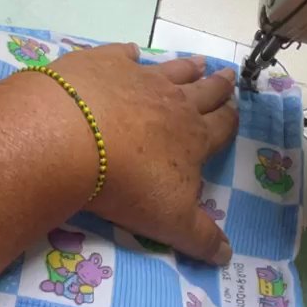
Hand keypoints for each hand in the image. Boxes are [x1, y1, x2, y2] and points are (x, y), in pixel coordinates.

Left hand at [46, 44, 238, 262]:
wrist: (71, 138)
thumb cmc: (127, 184)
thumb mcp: (169, 221)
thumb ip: (199, 237)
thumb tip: (227, 255)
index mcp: (192, 138)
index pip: (220, 127)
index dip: (229, 121)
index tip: (235, 112)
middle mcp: (171, 102)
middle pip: (202, 91)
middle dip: (217, 87)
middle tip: (228, 75)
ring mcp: (136, 78)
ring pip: (170, 69)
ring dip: (186, 66)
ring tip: (198, 61)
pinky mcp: (100, 63)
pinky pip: (121, 53)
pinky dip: (128, 53)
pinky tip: (131, 51)